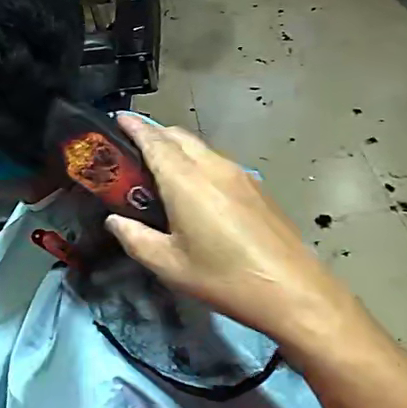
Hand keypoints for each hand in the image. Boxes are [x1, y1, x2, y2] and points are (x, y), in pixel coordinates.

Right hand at [103, 116, 358, 353]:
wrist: (290, 288)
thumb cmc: (224, 278)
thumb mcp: (170, 266)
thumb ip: (136, 238)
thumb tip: (116, 221)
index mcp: (186, 180)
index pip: (154, 140)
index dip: (134, 126)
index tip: (119, 119)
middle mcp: (214, 166)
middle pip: (179, 136)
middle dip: (155, 134)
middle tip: (134, 150)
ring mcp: (240, 174)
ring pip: (202, 148)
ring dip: (179, 149)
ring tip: (163, 171)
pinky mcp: (257, 187)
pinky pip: (220, 163)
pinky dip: (200, 163)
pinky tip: (197, 190)